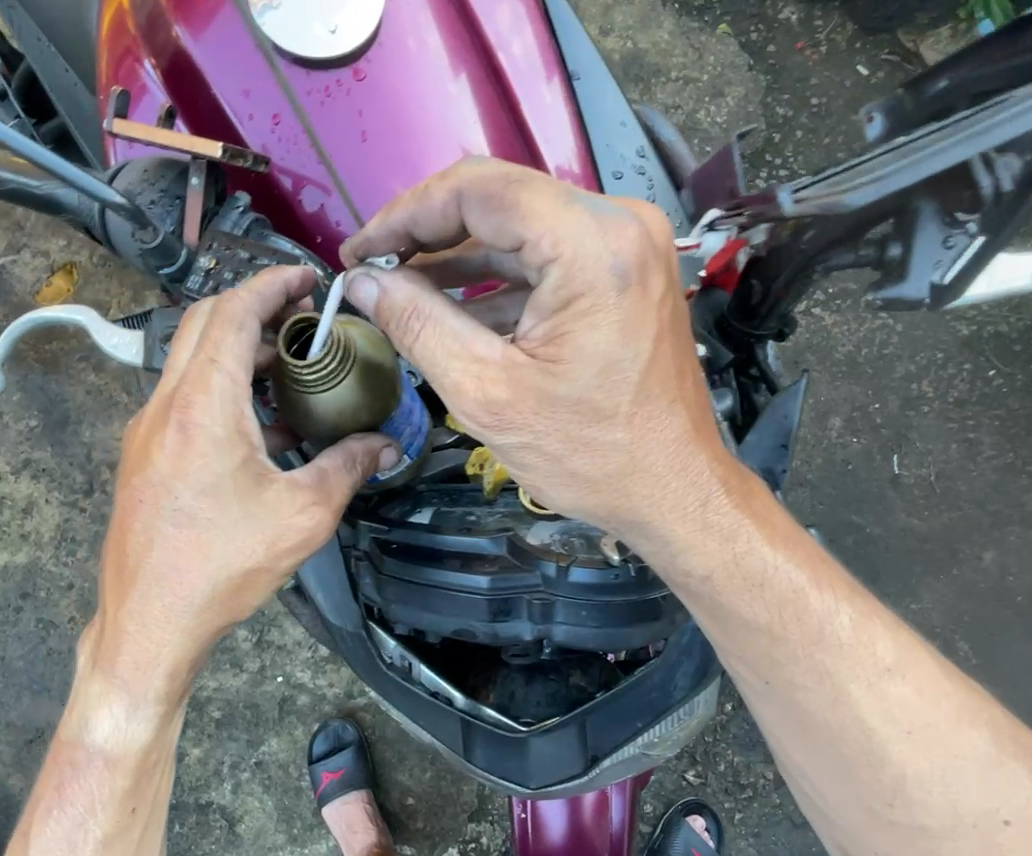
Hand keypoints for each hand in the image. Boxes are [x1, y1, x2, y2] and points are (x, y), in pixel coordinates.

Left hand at [88, 267, 397, 701]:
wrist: (149, 619)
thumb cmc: (224, 564)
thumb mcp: (303, 514)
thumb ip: (348, 467)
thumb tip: (387, 446)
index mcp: (203, 404)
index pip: (233, 312)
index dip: (272, 285)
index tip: (309, 280)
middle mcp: (165, 404)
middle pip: (203, 324)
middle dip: (254, 308)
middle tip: (303, 319)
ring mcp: (146, 430)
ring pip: (188, 361)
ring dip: (236, 351)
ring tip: (289, 370)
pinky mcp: (142, 457)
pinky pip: (182, 399)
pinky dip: (219, 389)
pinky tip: (259, 427)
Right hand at [341, 158, 746, 545]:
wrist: (672, 489)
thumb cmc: (589, 453)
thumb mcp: (488, 393)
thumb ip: (419, 326)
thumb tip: (364, 283)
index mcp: (591, 244)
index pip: (478, 189)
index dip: (405, 215)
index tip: (359, 252)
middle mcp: (619, 224)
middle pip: (499, 200)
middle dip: (427, 234)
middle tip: (372, 270)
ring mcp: (628, 245)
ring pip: (520, 229)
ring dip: (458, 259)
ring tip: (399, 292)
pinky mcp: (626, 272)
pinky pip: (547, 258)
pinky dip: (497, 281)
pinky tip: (451, 309)